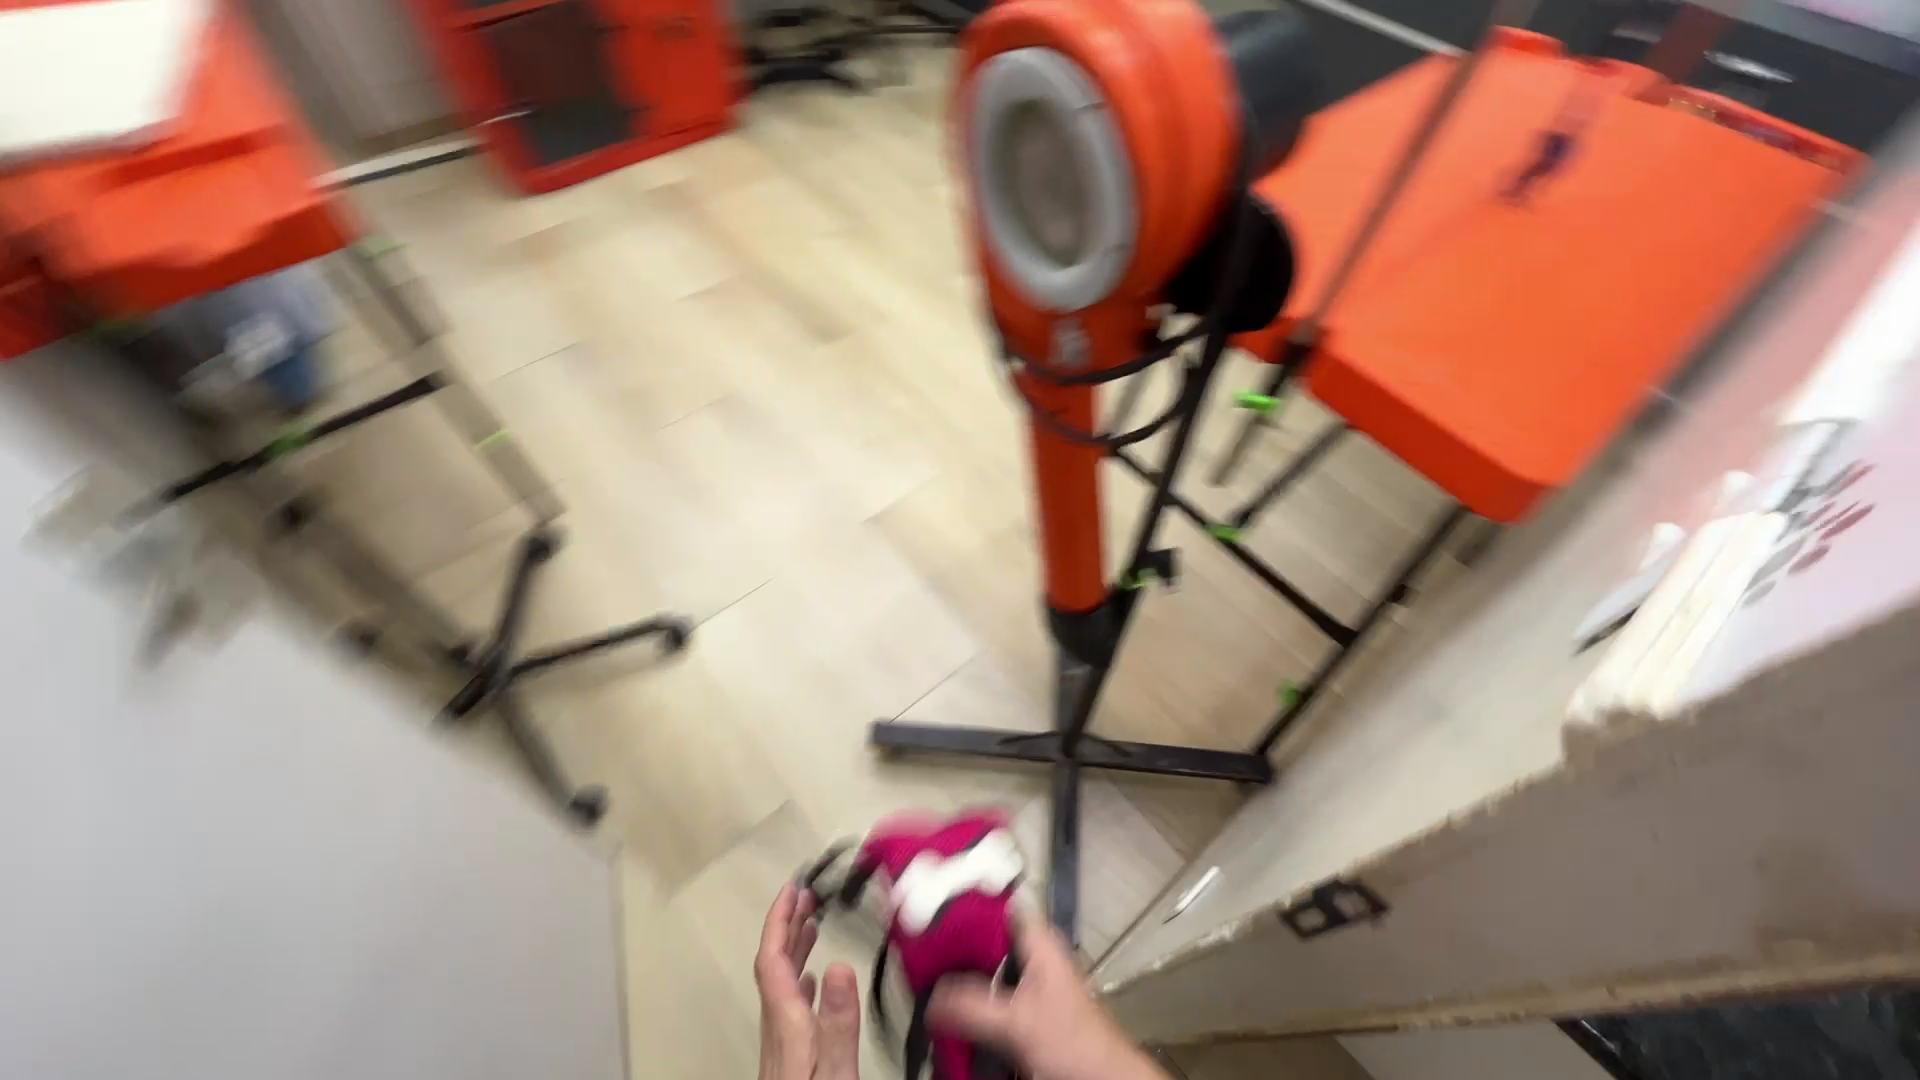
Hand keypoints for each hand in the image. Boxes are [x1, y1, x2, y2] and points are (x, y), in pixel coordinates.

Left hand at [757, 882, 861, 1079]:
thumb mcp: (837, 1073)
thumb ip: (838, 1024)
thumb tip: (838, 964)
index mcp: (787, 1026)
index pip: (771, 961)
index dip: (779, 920)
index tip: (793, 888)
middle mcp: (779, 1031)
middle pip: (773, 968)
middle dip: (786, 926)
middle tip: (806, 895)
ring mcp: (783, 1046)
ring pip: (781, 986)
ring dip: (794, 950)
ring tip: (812, 924)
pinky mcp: (792, 1060)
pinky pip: (791, 1006)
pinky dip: (802, 981)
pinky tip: (816, 982)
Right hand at [927, 909, 1166, 1079]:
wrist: (1102, 1078)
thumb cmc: (1072, 1041)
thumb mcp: (1016, 1022)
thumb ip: (972, 1006)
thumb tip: (931, 995)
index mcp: (1039, 939)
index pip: (997, 903)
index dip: (966, 900)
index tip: (931, 904)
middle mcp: (1035, 951)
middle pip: (988, 934)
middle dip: (957, 940)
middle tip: (920, 943)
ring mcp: (1032, 978)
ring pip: (989, 963)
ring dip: (963, 969)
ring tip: (927, 969)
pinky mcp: (1028, 1003)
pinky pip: (993, 989)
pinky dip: (974, 992)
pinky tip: (951, 1001)